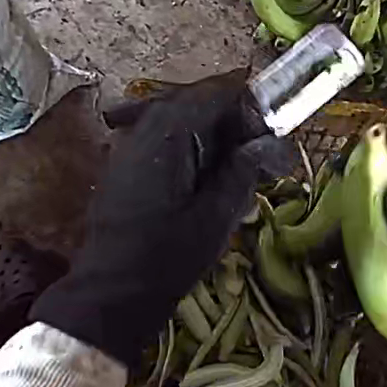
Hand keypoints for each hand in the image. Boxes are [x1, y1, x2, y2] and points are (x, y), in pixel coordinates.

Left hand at [31, 72, 289, 367]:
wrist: (111, 293)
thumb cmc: (167, 257)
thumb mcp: (217, 215)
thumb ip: (242, 170)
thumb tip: (270, 141)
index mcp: (168, 134)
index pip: (218, 93)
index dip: (252, 108)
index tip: (275, 135)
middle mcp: (145, 128)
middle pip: (201, 103)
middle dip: (236, 124)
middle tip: (263, 156)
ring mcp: (132, 144)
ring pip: (186, 122)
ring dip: (218, 139)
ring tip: (242, 170)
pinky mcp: (129, 164)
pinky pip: (170, 142)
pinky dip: (197, 151)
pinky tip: (212, 181)